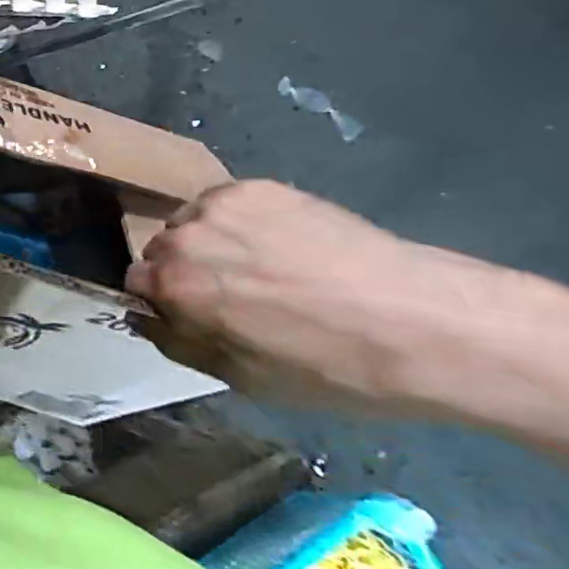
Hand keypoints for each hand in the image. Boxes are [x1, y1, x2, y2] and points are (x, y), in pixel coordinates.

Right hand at [126, 180, 500, 407]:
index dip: (164, 301)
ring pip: (193, 223)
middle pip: (162, 249)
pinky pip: (226, 204)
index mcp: (174, 286)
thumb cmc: (338, 368)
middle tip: (235, 293)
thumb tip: (149, 320)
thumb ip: (183, 346)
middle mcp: (183, 237)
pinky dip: (242, 222)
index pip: (136, 282)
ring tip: (266, 267)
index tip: (195, 313)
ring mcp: (220, 206)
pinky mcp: (257, 187)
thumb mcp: (250, 381)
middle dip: (185, 269)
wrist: (433, 325)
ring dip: (212, 242)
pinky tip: (286, 245)